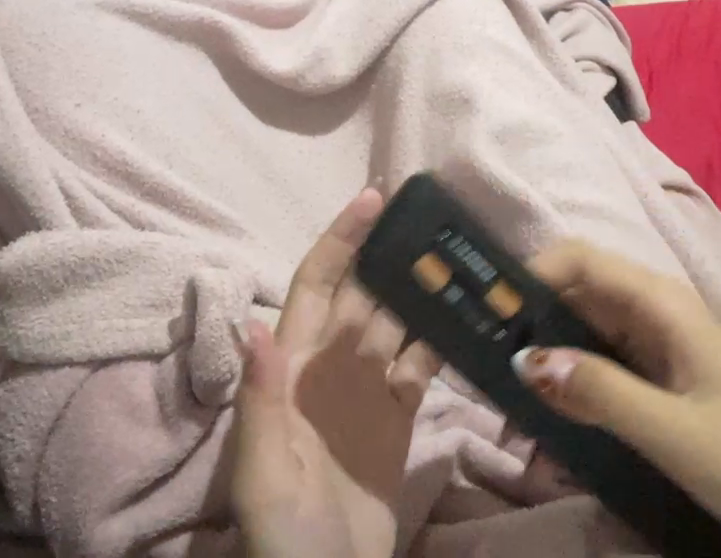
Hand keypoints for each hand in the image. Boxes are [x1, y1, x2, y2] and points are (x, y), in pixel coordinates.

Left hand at [230, 189, 443, 557]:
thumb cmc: (285, 533)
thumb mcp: (264, 471)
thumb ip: (262, 398)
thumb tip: (255, 325)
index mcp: (293, 365)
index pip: (315, 284)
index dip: (340, 239)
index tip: (373, 197)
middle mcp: (332, 363)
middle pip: (364, 291)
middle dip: (390, 252)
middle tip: (432, 217)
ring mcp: (368, 386)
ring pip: (397, 319)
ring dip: (422, 288)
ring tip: (458, 257)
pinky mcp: (401, 413)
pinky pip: (421, 361)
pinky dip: (440, 337)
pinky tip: (465, 317)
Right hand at [511, 243, 720, 557]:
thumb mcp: (677, 433)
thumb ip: (601, 394)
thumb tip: (524, 358)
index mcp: (662, 304)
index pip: (579, 260)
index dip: (529, 273)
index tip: (486, 312)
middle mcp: (656, 314)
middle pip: (577, 292)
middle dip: (527, 316)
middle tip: (480, 356)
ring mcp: (660, 348)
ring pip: (585, 330)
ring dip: (545, 351)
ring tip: (500, 385)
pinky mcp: (663, 381)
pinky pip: (604, 366)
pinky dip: (571, 379)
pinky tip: (548, 409)